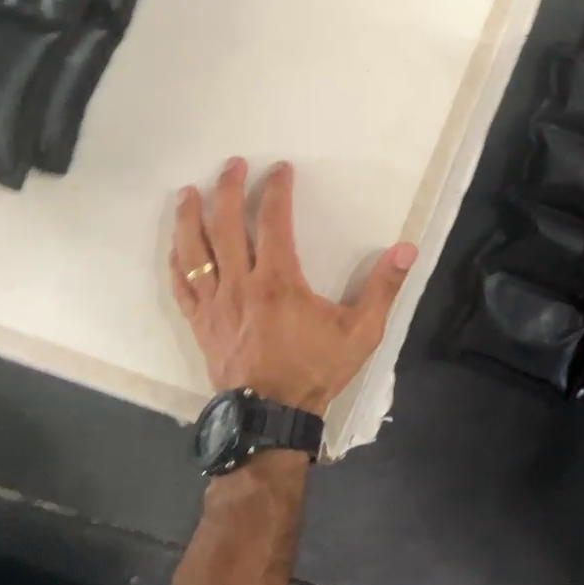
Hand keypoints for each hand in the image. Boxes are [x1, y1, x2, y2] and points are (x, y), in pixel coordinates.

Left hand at [169, 157, 417, 414]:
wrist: (269, 420)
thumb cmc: (315, 370)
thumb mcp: (361, 332)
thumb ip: (383, 288)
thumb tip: (407, 248)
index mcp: (279, 281)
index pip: (274, 222)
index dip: (276, 191)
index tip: (280, 168)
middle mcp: (240, 285)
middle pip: (226, 226)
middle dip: (228, 190)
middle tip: (232, 164)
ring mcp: (215, 305)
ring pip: (195, 252)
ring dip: (190, 218)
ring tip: (187, 192)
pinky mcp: (200, 324)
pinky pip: (181, 285)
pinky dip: (176, 260)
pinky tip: (176, 245)